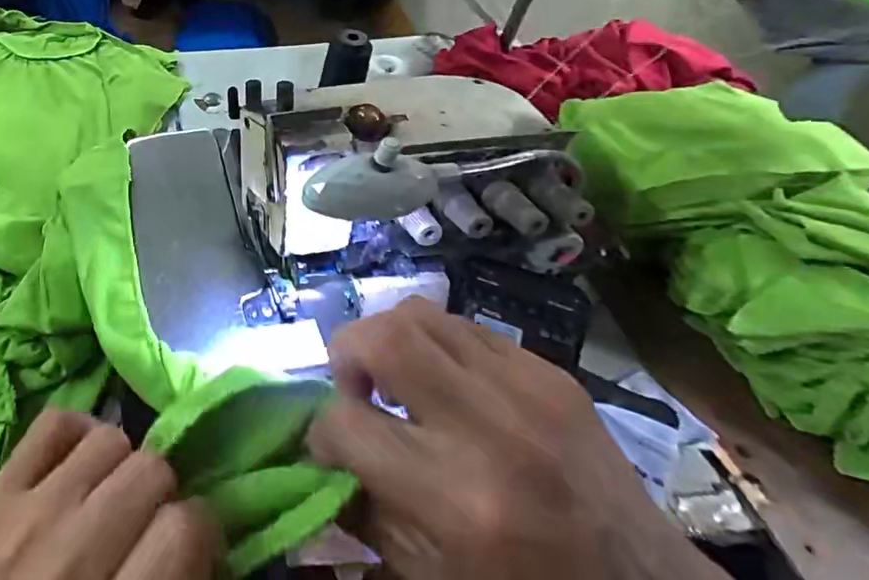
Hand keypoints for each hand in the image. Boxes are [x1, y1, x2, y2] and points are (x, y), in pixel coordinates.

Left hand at [0, 409, 217, 579]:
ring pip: (109, 439)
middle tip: (149, 521)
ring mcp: (26, 521)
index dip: (202, 528)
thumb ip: (181, 576)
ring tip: (111, 496)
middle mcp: (70, 559)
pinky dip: (77, 434)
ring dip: (120, 465)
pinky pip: (54, 423)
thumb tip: (204, 523)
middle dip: (160, 494)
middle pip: (150, 471)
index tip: (195, 541)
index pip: (184, 528)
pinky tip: (81, 469)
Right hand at [308, 299, 722, 579]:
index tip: (328, 445)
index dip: (321, 433)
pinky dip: (437, 346)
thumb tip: (317, 455)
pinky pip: (466, 327)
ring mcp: (527, 390)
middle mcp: (491, 429)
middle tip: (355, 385)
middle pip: (385, 337)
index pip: (347, 425)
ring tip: (397, 378)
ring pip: (420, 314)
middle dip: (347, 352)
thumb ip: (365, 509)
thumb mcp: (433, 574)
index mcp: (458, 499)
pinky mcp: (551, 372)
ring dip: (388, 339)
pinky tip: (447, 383)